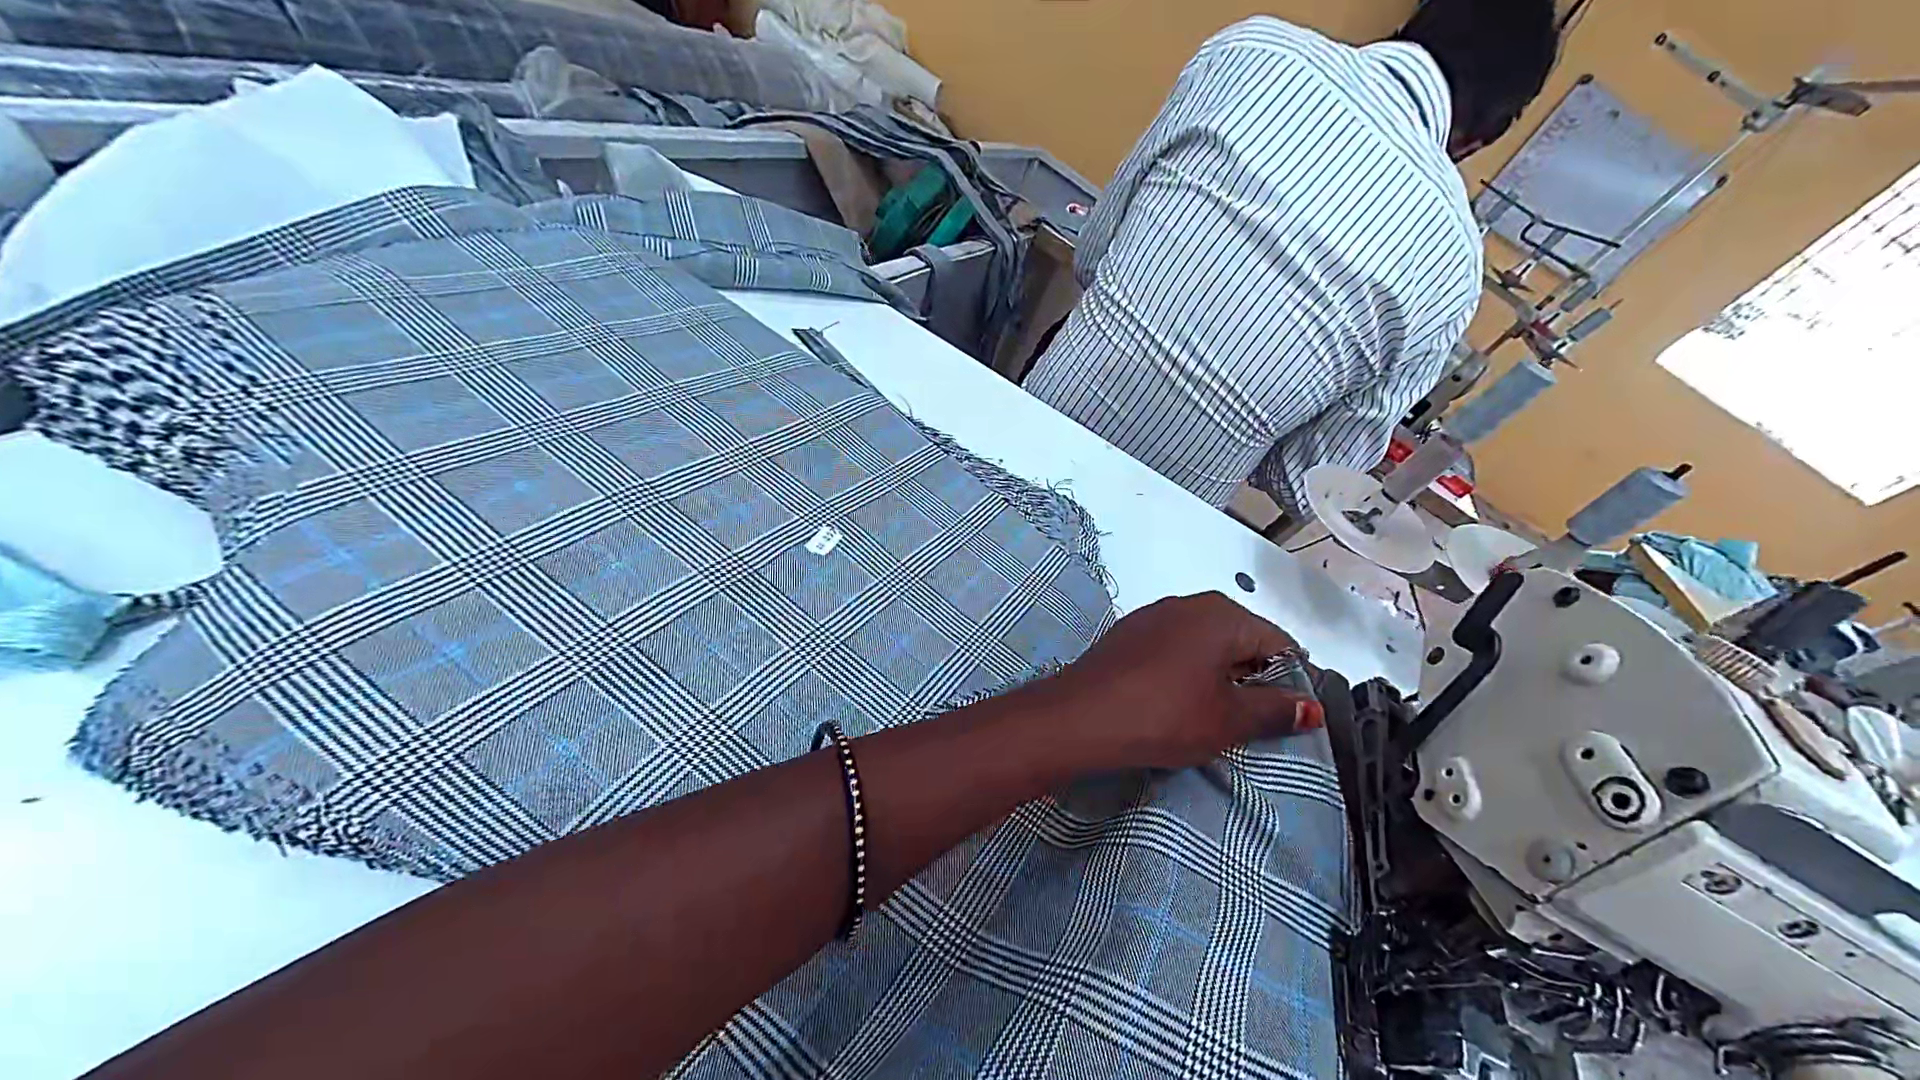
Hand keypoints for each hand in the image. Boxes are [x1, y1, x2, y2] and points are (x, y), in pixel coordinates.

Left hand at [1037, 592, 1324, 770]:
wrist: (1080, 717)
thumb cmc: (1163, 714)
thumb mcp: (1228, 719)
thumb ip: (1275, 710)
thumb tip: (1310, 707)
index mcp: (1222, 614)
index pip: (1279, 642)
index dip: (1292, 679)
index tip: (1292, 714)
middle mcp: (1188, 604)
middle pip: (1241, 638)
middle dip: (1254, 676)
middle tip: (1255, 720)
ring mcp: (1153, 616)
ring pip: (1205, 643)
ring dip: (1218, 674)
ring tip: (1216, 714)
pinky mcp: (1128, 634)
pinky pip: (1174, 648)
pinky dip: (1186, 670)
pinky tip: (1178, 701)